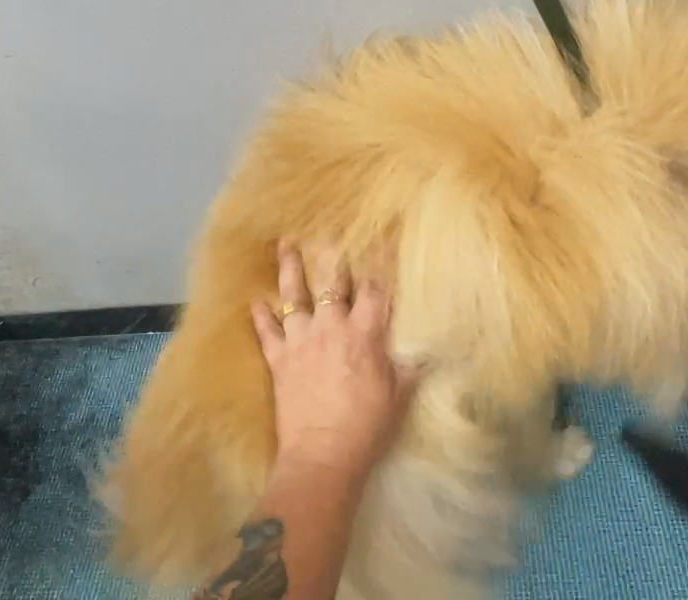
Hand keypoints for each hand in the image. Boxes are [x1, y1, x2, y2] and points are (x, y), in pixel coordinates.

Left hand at [250, 246, 419, 481]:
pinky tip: (255, 300)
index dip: (380, 260)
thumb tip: (432, 348)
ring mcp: (301, 341)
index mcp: (364, 333)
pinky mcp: (279, 360)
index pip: (375, 287)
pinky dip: (260, 316)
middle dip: (330, 253)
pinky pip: (266, 331)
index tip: (380, 236)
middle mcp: (331, 327)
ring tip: (285, 245)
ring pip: (294, 296)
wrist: (322, 458)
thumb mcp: (399, 395)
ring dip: (289, 269)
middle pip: (331, 280)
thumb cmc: (367, 427)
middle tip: (326, 229)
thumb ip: (411, 366)